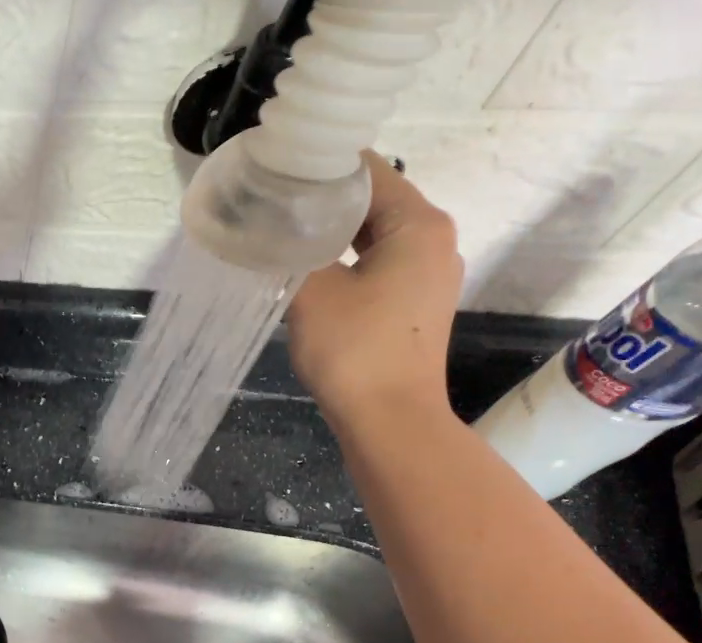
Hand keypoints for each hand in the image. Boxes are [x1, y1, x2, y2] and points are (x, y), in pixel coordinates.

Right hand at [287, 151, 465, 428]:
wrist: (389, 417)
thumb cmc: (355, 348)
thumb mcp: (312, 293)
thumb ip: (291, 252)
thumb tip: (268, 229)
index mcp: (418, 224)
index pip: (368, 172)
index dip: (322, 165)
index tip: (278, 167)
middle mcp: (433, 240)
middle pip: (373, 202)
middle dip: (323, 200)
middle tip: (270, 200)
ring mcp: (427, 274)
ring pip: (372, 235)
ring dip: (330, 233)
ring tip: (280, 233)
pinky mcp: (412, 303)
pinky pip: (375, 263)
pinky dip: (343, 259)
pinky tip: (306, 270)